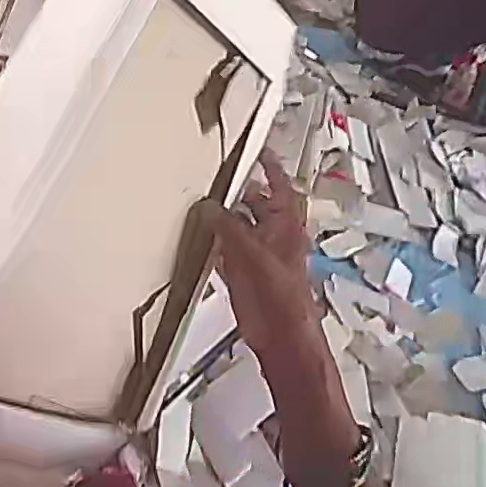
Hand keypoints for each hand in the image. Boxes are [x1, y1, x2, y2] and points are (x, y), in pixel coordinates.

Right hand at [200, 154, 360, 478]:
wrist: (281, 338)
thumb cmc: (286, 300)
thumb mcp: (255, 255)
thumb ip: (230, 228)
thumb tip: (210, 207)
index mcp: (287, 225)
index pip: (280, 185)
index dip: (270, 166)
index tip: (257, 148)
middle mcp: (273, 235)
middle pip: (256, 203)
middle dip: (239, 190)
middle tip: (217, 173)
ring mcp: (257, 253)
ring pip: (238, 225)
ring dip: (222, 215)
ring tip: (201, 199)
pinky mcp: (242, 272)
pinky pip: (225, 248)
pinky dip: (213, 240)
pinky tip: (198, 234)